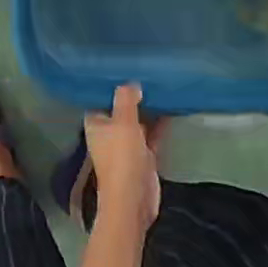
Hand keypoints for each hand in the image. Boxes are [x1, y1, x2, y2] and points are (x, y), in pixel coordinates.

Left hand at [85, 83, 159, 230]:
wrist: (133, 200)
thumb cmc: (122, 157)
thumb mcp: (123, 121)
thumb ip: (126, 98)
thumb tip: (132, 84)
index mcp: (96, 124)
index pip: (100, 98)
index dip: (110, 84)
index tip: (122, 66)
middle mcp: (109, 133)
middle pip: (120, 108)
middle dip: (132, 94)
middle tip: (147, 71)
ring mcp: (126, 145)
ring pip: (137, 120)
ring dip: (147, 108)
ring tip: (160, 83)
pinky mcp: (143, 156)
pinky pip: (151, 134)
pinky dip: (159, 123)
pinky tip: (171, 107)